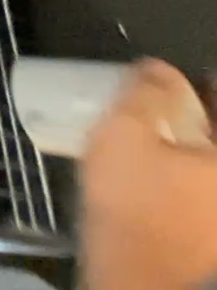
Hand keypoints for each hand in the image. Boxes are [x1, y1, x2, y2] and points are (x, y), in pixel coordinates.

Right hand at [82, 59, 216, 289]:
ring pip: (210, 161)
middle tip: (171, 101)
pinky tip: (163, 166)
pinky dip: (193, 169)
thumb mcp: (124, 132)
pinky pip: (206, 183)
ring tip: (161, 131)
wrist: (141, 264)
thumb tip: (158, 67)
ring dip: (196, 143)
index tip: (191, 77)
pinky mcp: (214, 225)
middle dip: (202, 117)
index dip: (207, 87)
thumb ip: (143, 95)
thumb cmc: (135, 194)